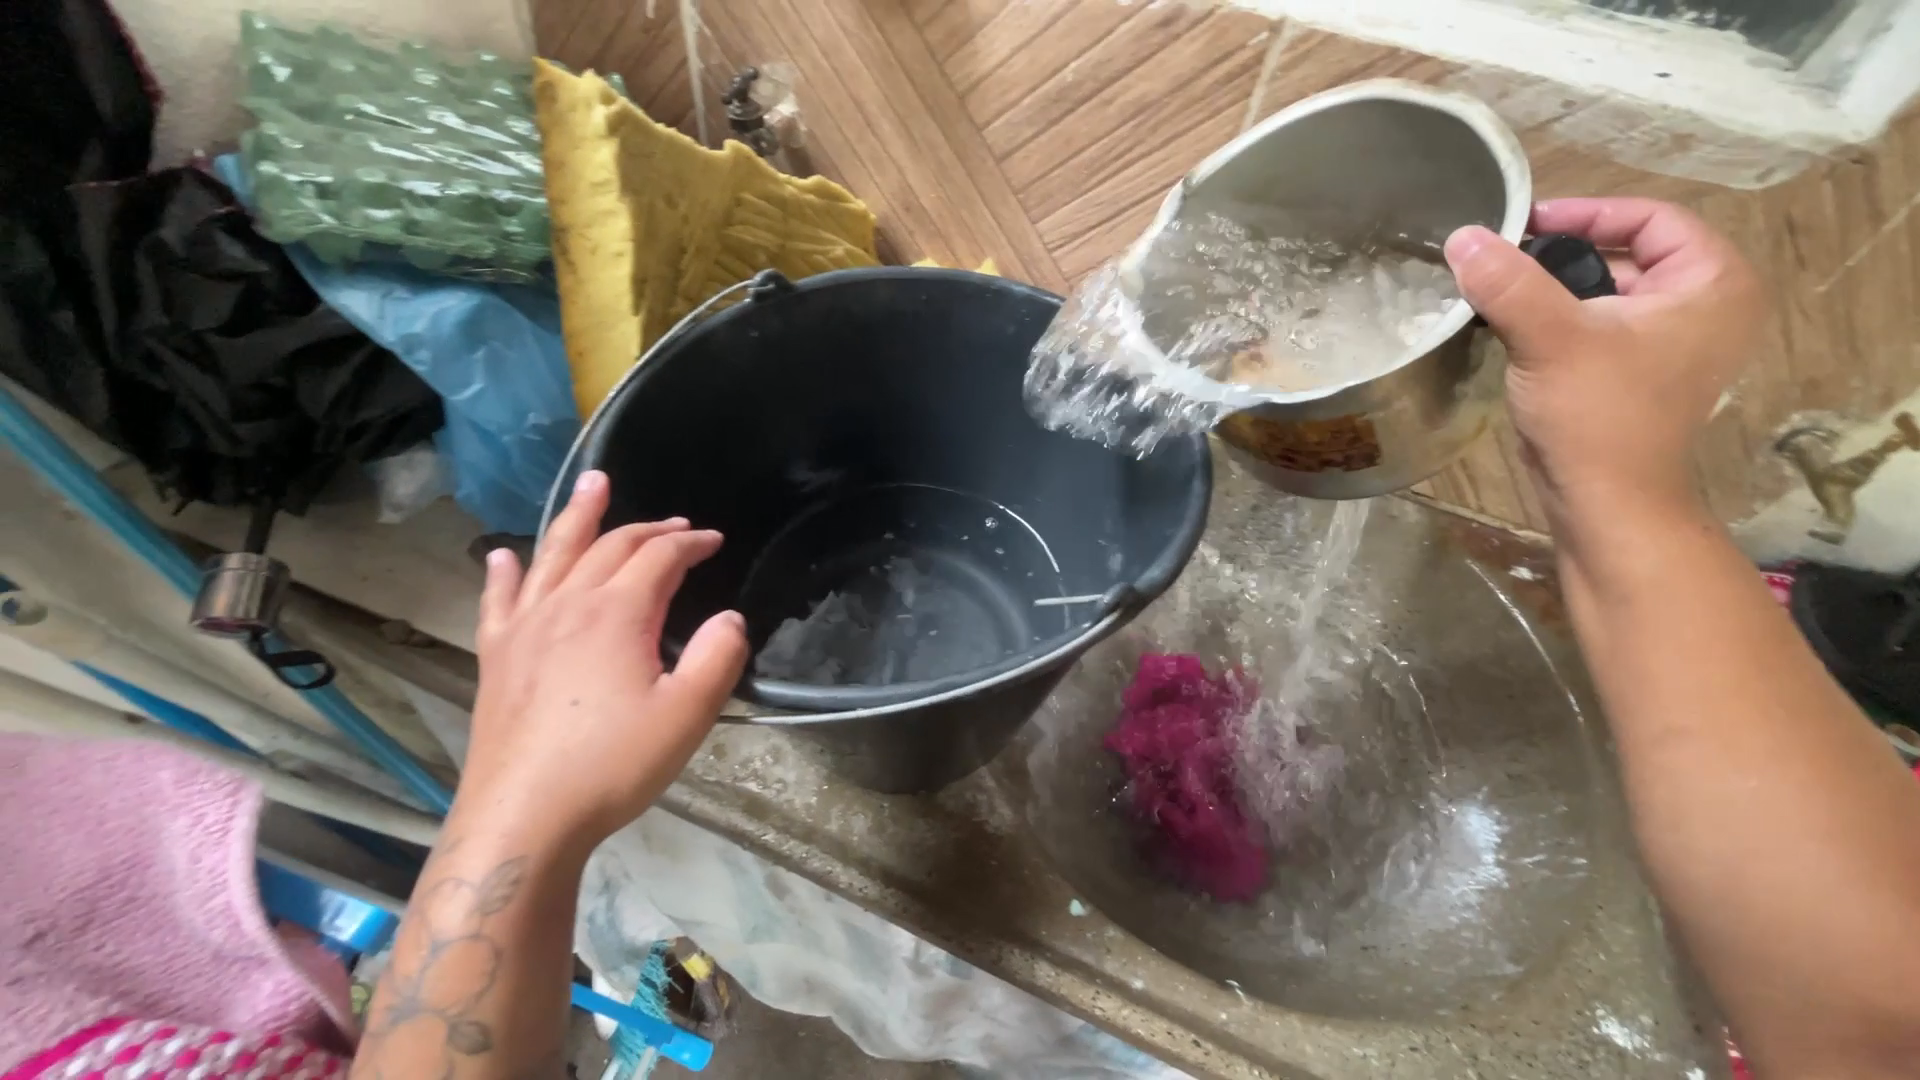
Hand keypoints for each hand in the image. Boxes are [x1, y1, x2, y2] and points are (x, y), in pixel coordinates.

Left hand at [459, 470, 747, 846]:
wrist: (524, 818)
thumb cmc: (612, 765)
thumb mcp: (688, 714)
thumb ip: (717, 656)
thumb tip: (729, 618)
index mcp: (617, 614)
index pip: (660, 558)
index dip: (691, 543)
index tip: (715, 541)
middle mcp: (567, 605)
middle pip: (611, 546)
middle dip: (649, 528)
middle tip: (678, 523)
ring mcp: (524, 628)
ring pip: (553, 554)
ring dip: (578, 516)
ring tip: (593, 484)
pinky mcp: (496, 656)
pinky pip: (499, 599)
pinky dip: (504, 571)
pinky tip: (503, 556)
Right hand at [1443, 197, 1764, 522]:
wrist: (1601, 500)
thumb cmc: (1596, 413)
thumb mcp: (1551, 338)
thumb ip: (1508, 282)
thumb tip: (1463, 236)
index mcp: (1713, 284)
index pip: (1652, 219)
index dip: (1587, 212)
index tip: (1525, 222)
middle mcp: (1703, 307)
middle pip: (1626, 255)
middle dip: (1559, 254)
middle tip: (1501, 257)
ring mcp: (1669, 345)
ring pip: (1604, 294)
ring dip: (1549, 290)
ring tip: (1495, 290)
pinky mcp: (1633, 375)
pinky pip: (1593, 328)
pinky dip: (1553, 322)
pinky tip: (1510, 328)